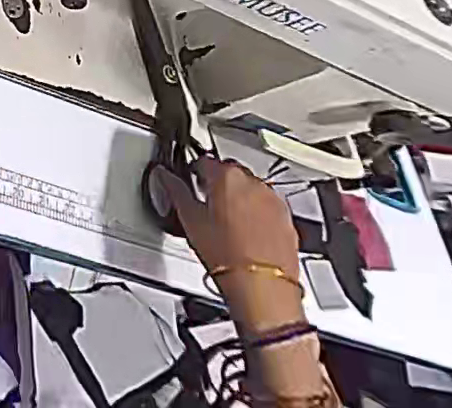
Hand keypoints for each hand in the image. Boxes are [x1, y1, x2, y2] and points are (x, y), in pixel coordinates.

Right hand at [154, 157, 298, 272]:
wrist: (262, 289)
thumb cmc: (228, 257)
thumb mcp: (191, 220)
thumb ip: (176, 191)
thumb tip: (166, 177)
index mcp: (225, 176)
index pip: (204, 161)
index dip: (194, 172)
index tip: (192, 182)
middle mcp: (251, 181)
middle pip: (229, 172)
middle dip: (219, 185)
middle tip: (209, 207)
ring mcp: (271, 199)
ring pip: (250, 189)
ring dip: (239, 198)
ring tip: (229, 224)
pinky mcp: (286, 217)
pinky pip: (267, 206)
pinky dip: (258, 213)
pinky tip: (248, 234)